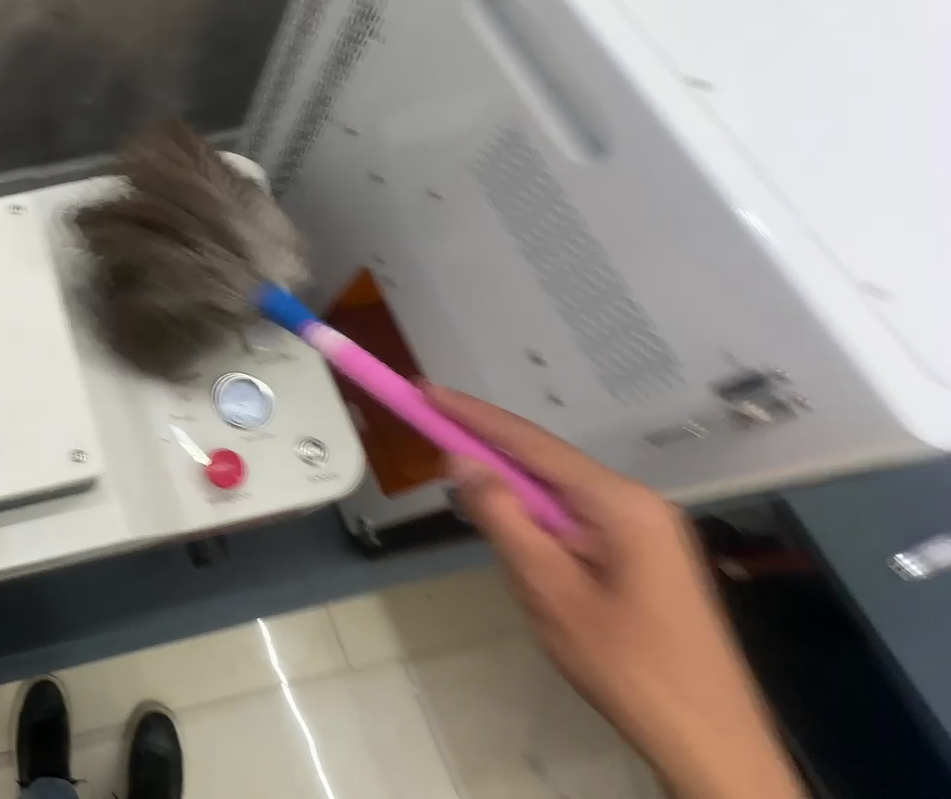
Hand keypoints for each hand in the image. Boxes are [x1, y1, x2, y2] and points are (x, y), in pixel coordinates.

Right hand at [429, 384, 802, 798]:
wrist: (709, 742)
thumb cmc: (624, 663)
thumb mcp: (546, 587)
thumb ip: (501, 516)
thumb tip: (461, 460)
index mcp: (619, 503)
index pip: (528, 442)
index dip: (470, 414)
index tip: (423, 390)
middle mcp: (635, 502)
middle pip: (542, 459)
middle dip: (484, 446)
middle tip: (429, 430)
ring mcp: (643, 528)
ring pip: (555, 491)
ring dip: (506, 488)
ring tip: (462, 492)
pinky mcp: (641, 553)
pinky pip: (571, 516)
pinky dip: (530, 513)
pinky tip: (510, 531)